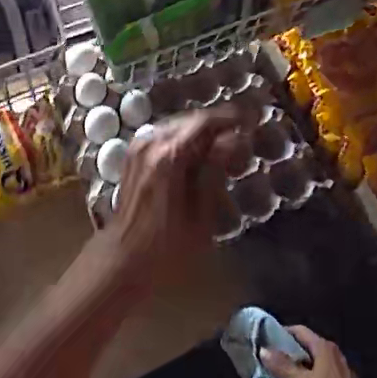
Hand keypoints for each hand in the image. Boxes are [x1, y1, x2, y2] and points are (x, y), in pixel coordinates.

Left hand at [91, 108, 239, 287]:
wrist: (123, 259)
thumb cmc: (167, 249)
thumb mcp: (201, 218)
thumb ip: (215, 173)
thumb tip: (234, 139)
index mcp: (168, 156)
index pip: (204, 122)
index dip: (231, 117)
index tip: (253, 118)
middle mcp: (150, 143)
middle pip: (189, 121)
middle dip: (218, 125)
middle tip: (244, 137)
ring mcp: (138, 147)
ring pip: (176, 126)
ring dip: (201, 133)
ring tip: (228, 149)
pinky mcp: (133, 155)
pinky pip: (164, 136)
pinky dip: (184, 140)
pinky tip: (201, 156)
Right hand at [259, 326, 376, 377]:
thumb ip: (283, 367)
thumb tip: (263, 349)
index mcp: (325, 348)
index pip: (298, 330)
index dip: (280, 334)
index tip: (265, 343)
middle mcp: (335, 356)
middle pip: (306, 349)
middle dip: (288, 355)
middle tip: (270, 364)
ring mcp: (344, 375)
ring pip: (315, 367)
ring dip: (299, 372)